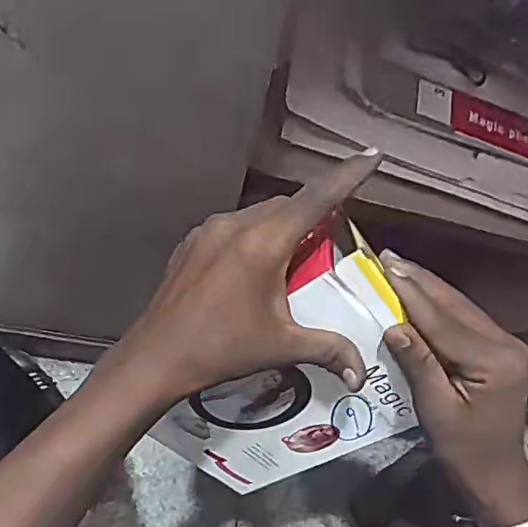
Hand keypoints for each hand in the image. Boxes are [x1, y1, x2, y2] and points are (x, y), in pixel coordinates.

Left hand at [108, 152, 382, 401]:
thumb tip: (360, 372)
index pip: (317, 197)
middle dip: (315, 215)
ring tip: (291, 262)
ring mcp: (208, 232)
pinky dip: (254, 238)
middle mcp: (234, 226)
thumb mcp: (281, 348)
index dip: (349, 175)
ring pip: (259, 214)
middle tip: (330, 244)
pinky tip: (254, 271)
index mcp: (262, 243)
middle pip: (288, 205)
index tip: (371, 155)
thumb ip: (328, 350)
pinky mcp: (191, 244)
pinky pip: (233, 228)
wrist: (156, 359)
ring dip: (282, 228)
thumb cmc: (218, 350)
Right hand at [378, 252, 527, 526]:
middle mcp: (505, 344)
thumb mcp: (436, 411)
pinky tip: (418, 294)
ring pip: (460, 308)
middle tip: (386, 257)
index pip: (442, 320)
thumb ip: (418, 365)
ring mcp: (505, 346)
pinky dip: (438, 307)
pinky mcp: (499, 352)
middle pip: (454, 305)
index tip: (384, 266)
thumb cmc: (465, 451)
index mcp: (493, 360)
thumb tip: (394, 326)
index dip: (410, 293)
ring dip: (427, 289)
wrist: (496, 474)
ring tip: (397, 267)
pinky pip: (464, 322)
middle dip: (418, 281)